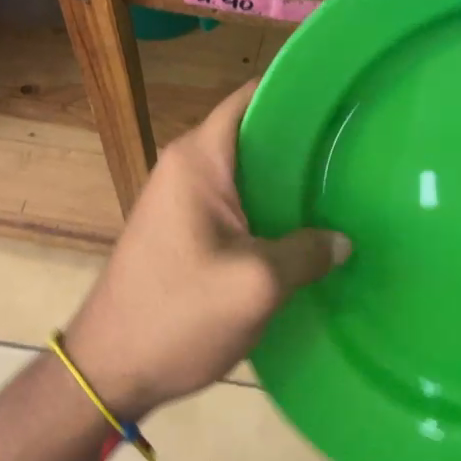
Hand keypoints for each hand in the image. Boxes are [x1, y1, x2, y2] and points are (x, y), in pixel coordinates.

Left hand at [62, 81, 350, 419]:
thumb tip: (341, 241)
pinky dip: (268, 206)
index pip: (249, 97)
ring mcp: (181, 197)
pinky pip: (235, 201)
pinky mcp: (184, 228)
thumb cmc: (177, 314)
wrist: (108, 369)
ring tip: (339, 187)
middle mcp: (186, 165)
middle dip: (300, 139)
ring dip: (286, 179)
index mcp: (198, 158)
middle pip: (252, 132)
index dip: (294, 90)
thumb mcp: (256, 285)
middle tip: (352, 149)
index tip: (338, 100)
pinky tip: (303, 228)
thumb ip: (306, 254)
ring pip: (246, 170)